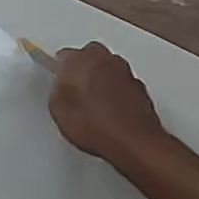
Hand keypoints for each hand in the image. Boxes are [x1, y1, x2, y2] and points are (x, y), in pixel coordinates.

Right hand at [47, 43, 171, 166]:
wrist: (133, 143)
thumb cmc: (97, 125)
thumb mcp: (59, 111)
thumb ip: (57, 92)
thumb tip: (60, 90)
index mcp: (79, 60)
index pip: (63, 55)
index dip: (59, 69)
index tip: (57, 80)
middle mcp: (104, 60)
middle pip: (89, 54)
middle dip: (82, 67)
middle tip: (75, 88)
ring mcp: (125, 72)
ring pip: (108, 66)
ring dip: (101, 77)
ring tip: (94, 101)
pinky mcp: (140, 87)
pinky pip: (122, 82)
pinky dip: (116, 90)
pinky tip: (111, 108)